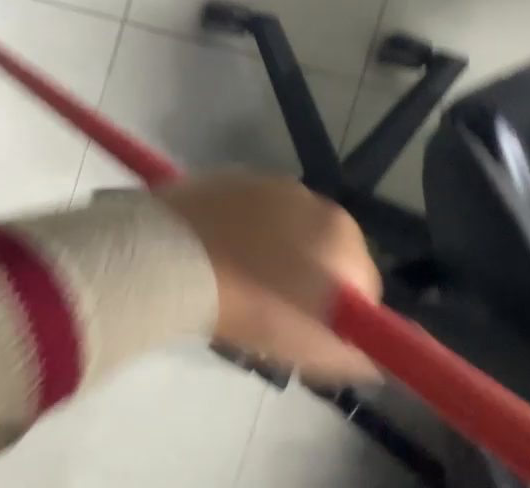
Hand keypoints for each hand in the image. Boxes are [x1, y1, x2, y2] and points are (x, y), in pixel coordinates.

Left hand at [158, 173, 381, 383]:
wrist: (166, 257)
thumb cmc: (250, 305)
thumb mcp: (318, 352)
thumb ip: (358, 353)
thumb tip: (364, 350)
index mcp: (341, 233)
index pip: (359, 284)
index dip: (338, 314)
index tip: (307, 330)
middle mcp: (303, 195)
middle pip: (316, 248)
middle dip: (300, 276)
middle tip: (267, 308)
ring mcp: (250, 180)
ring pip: (272, 227)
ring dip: (263, 249)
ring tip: (231, 280)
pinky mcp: (206, 176)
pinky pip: (232, 212)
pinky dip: (227, 229)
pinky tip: (206, 252)